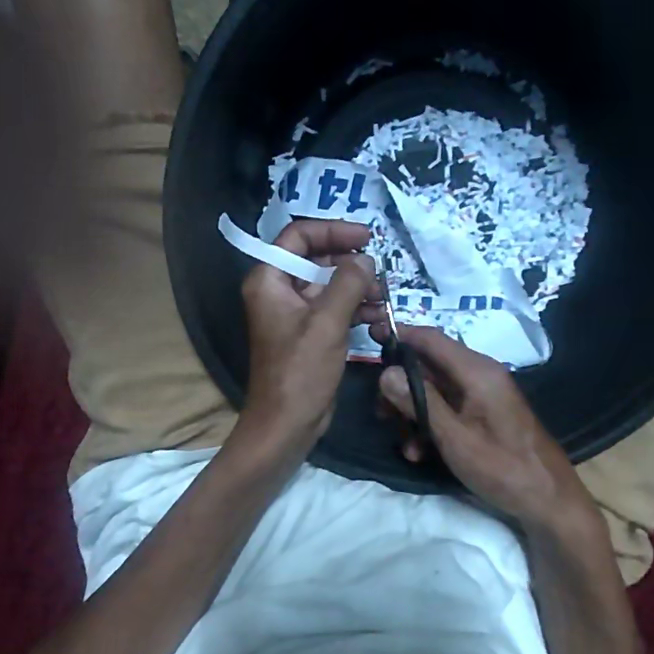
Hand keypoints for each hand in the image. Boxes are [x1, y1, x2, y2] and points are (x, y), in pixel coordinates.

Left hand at [239, 219, 382, 448]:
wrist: (286, 423)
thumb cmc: (300, 371)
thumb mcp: (327, 322)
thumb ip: (348, 283)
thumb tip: (365, 259)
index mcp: (269, 280)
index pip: (299, 236)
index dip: (333, 231)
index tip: (367, 237)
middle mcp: (277, 291)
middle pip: (316, 259)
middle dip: (351, 264)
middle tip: (380, 274)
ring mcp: (293, 313)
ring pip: (329, 285)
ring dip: (358, 288)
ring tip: (384, 299)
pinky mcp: (308, 334)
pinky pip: (333, 309)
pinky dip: (355, 309)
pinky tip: (379, 317)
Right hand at [370, 323, 597, 531]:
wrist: (549, 502)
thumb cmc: (503, 468)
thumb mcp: (454, 438)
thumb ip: (419, 402)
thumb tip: (385, 372)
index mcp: (477, 372)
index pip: (430, 338)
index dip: (398, 335)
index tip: (368, 340)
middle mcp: (479, 375)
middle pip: (427, 365)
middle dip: (399, 387)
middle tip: (381, 413)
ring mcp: (482, 395)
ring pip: (432, 390)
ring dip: (412, 412)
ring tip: (406, 443)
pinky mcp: (482, 413)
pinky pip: (446, 408)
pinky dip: (429, 425)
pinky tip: (421, 453)